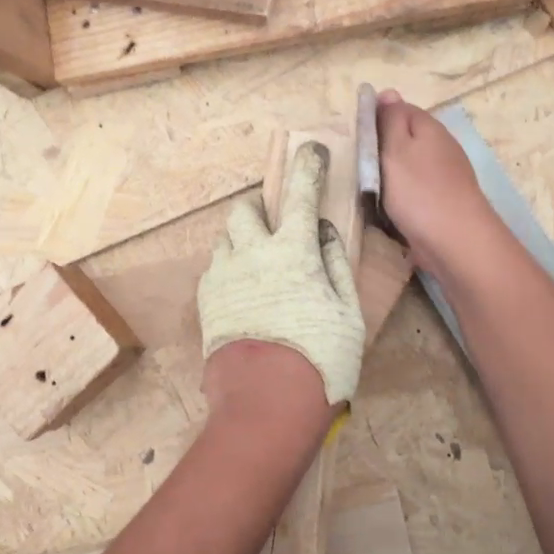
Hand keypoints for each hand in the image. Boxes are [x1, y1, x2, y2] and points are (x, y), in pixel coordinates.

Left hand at [197, 143, 365, 406]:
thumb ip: (336, 265)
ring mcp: (222, 277)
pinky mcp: (206, 303)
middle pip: (244, 211)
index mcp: (291, 250)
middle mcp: (250, 253)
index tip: (311, 151)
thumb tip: (327, 233)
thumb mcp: (347, 312)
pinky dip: (231, 271)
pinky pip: (216, 271)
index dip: (308, 168)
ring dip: (243, 243)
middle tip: (277, 229)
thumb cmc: (319, 357)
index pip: (300, 194)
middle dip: (259, 211)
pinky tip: (246, 294)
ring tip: (261, 267)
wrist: (264, 401)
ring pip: (226, 241)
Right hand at [376, 90, 500, 271]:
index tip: (357, 139)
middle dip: (384, 149)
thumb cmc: (418, 191)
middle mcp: (442, 146)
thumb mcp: (395, 149)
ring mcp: (446, 175)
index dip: (377, 120)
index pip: (400, 109)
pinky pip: (417, 189)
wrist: (456, 241)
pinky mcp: (444, 200)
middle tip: (360, 166)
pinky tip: (392, 207)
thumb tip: (388, 92)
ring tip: (372, 188)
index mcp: (429, 127)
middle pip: (406, 138)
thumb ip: (390, 120)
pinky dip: (402, 195)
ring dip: (391, 174)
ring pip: (411, 165)